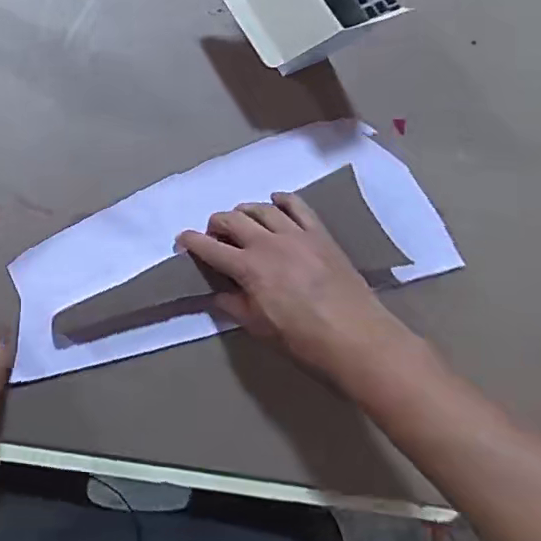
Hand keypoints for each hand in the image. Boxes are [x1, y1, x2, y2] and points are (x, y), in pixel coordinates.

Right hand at [177, 192, 409, 377]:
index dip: (190, 241)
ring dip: (244, 212)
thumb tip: (218, 292)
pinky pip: (297, 206)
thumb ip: (233, 304)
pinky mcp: (320, 235)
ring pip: (260, 208)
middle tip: (214, 236)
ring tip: (242, 222)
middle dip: (215, 224)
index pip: (209, 247)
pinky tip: (275, 203)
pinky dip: (281, 200)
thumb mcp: (258, 327)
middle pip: (231, 219)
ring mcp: (296, 235)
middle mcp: (268, 243)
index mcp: (249, 267)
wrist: (359, 340)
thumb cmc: (303, 339)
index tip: (181, 241)